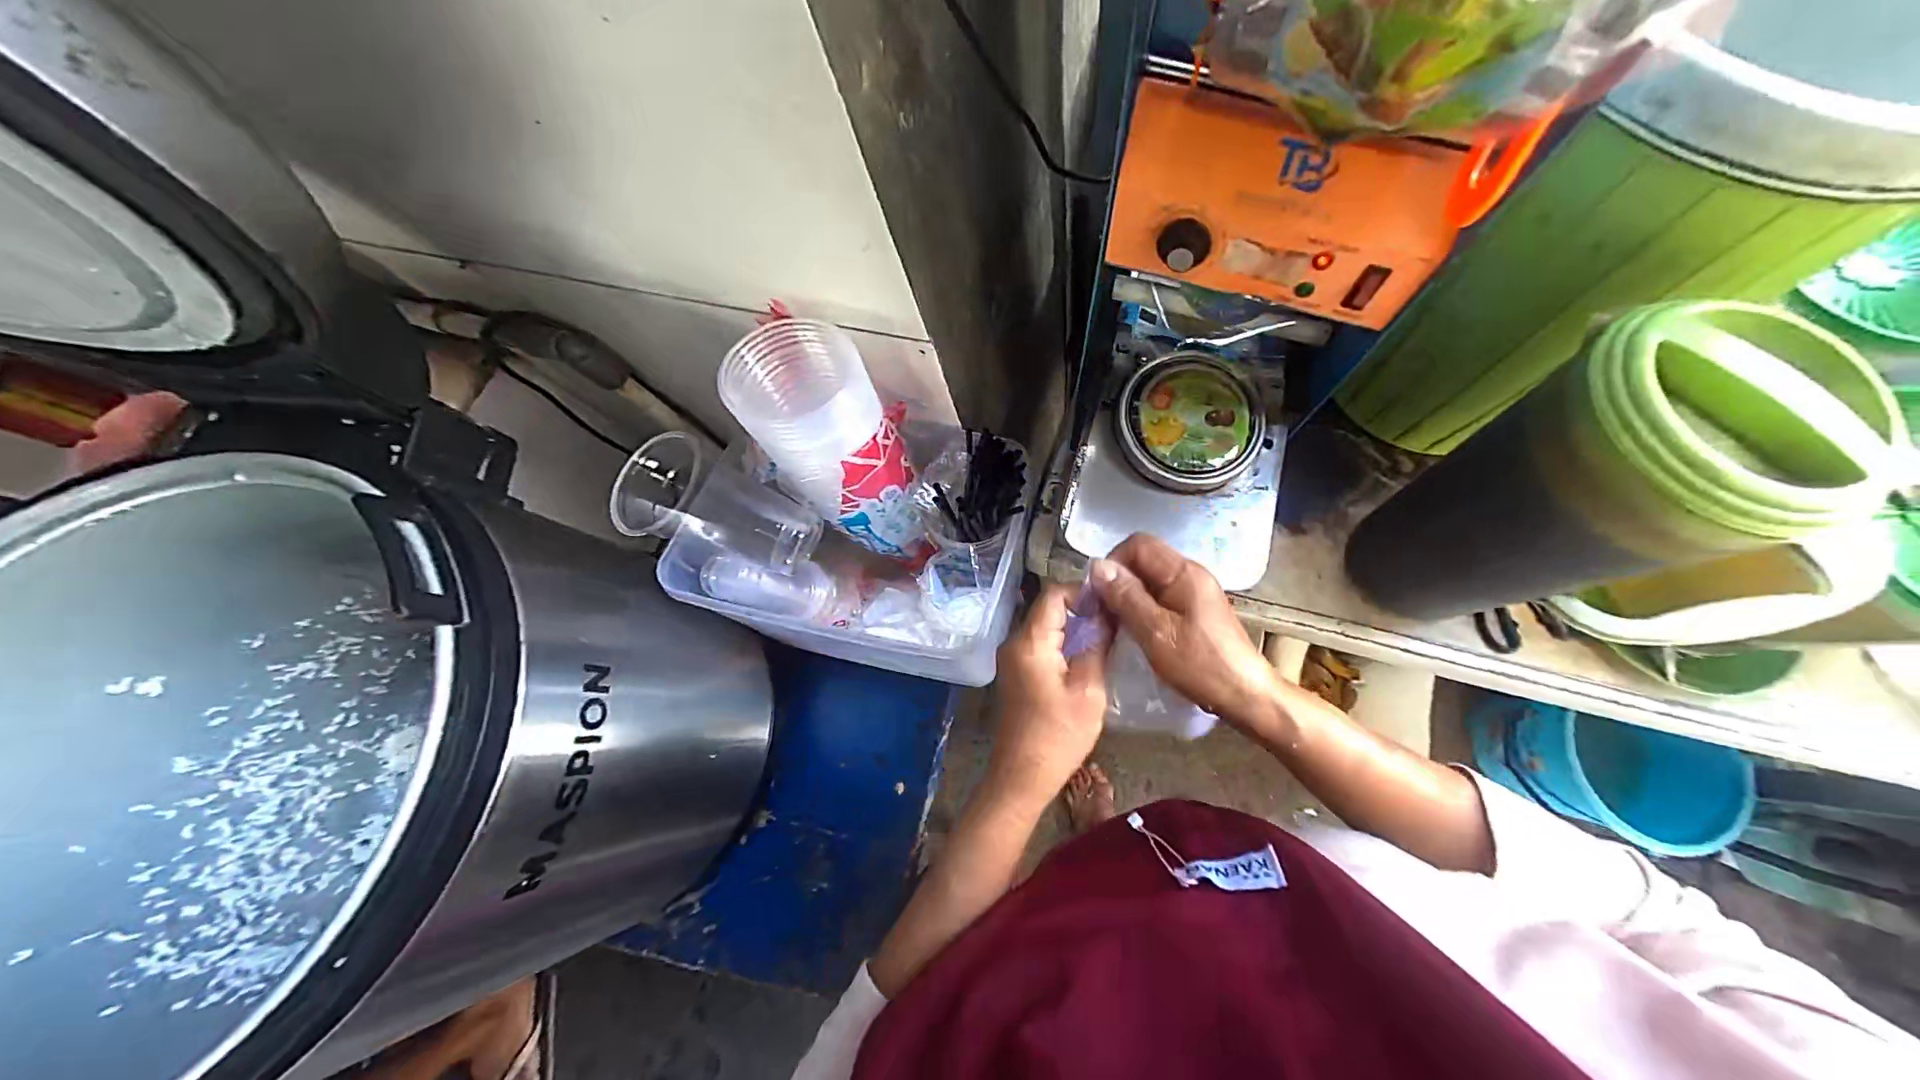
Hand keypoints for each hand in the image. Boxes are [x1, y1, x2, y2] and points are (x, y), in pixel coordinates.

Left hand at [986, 584, 1111, 808]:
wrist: (1022, 775)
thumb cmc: (1058, 735)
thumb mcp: (1089, 690)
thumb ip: (1096, 646)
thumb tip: (1107, 616)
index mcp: (1029, 642)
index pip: (1054, 594)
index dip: (1083, 591)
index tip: (1111, 603)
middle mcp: (1014, 642)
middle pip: (1048, 608)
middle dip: (1081, 609)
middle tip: (1115, 620)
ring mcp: (1011, 658)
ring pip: (1045, 627)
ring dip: (1073, 627)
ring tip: (1106, 638)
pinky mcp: (1015, 673)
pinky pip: (1039, 645)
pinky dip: (1062, 644)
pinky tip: (1086, 657)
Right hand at [1091, 533, 1283, 734]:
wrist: (1245, 695)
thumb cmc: (1200, 664)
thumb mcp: (1155, 632)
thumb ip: (1126, 596)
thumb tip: (1097, 566)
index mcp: (1183, 572)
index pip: (1138, 544)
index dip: (1113, 562)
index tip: (1099, 593)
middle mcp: (1191, 574)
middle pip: (1144, 559)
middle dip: (1119, 580)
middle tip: (1104, 611)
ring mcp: (1195, 591)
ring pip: (1150, 579)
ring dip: (1129, 596)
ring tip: (1117, 623)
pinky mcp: (1196, 609)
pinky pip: (1161, 596)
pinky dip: (1143, 608)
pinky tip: (1138, 631)